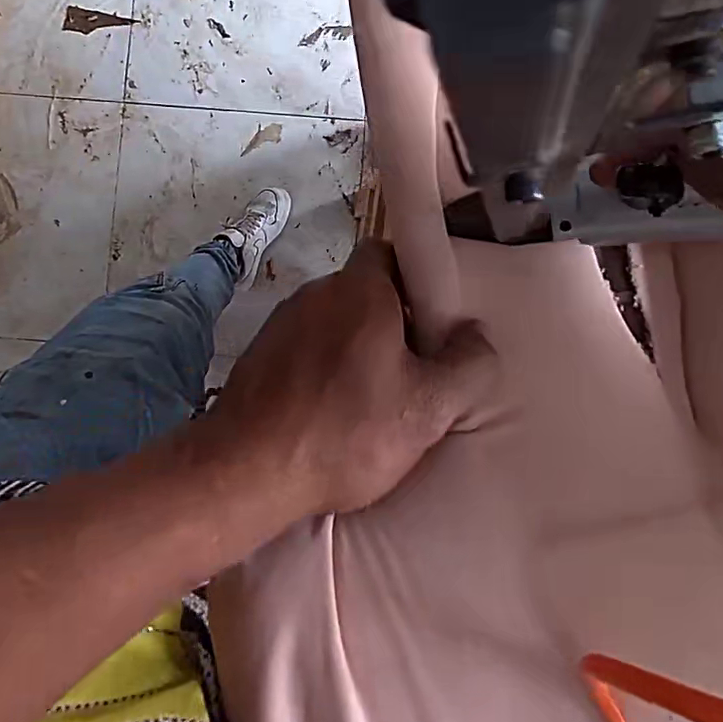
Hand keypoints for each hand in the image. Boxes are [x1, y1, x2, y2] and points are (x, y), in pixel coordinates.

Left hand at [200, 240, 499, 515]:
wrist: (247, 469)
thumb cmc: (345, 432)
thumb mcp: (427, 408)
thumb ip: (467, 366)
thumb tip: (475, 336)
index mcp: (358, 290)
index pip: (389, 252)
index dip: (415, 278)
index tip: (432, 318)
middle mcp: (315, 293)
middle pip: (363, 290)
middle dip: (391, 319)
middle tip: (414, 366)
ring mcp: (281, 322)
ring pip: (333, 320)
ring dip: (356, 345)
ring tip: (372, 395)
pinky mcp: (259, 353)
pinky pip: (304, 345)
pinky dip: (323, 364)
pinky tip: (331, 409)